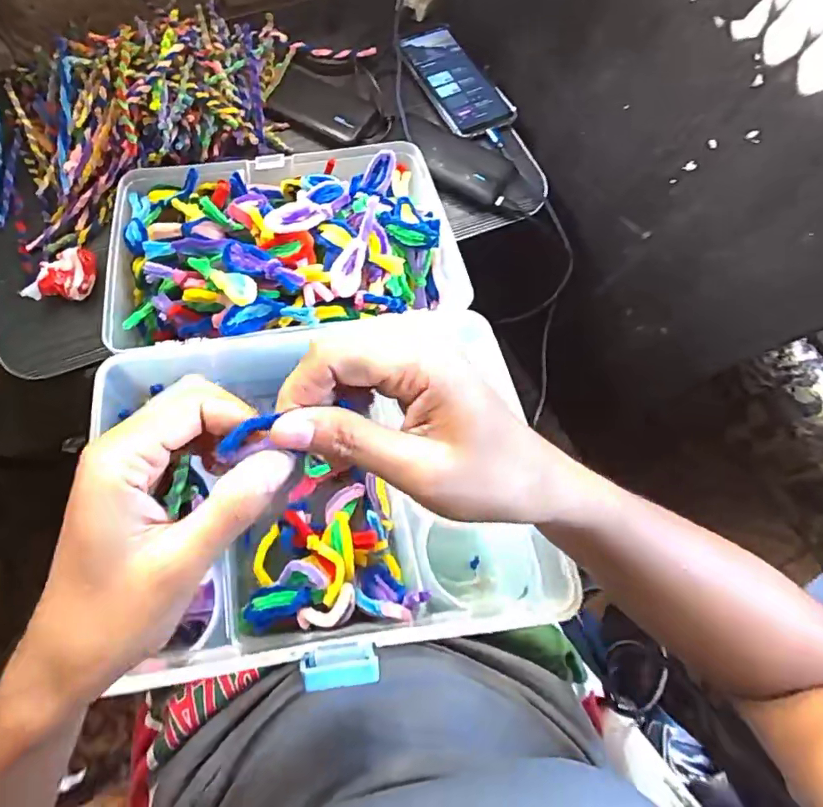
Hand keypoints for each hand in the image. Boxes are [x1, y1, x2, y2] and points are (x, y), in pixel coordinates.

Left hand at [11, 376, 295, 705]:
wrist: (64, 660)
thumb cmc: (117, 618)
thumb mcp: (182, 564)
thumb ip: (233, 506)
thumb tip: (282, 458)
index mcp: (119, 457)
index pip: (191, 404)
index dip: (239, 418)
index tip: (277, 452)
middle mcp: (116, 446)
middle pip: (186, 401)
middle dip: (232, 422)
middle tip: (268, 462)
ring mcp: (119, 461)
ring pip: (182, 420)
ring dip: (221, 437)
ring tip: (252, 473)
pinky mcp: (126, 479)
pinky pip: (173, 446)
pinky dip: (206, 454)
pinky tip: (224, 481)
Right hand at [267, 318, 588, 524]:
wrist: (539, 483)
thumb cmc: (490, 483)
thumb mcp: (417, 471)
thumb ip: (350, 442)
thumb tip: (283, 429)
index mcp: (421, 358)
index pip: (334, 353)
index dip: (299, 392)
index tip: (285, 440)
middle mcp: (415, 338)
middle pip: (333, 350)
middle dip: (308, 397)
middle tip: (305, 448)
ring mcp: (415, 347)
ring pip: (342, 358)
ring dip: (324, 400)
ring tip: (327, 445)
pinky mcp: (414, 362)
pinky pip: (362, 368)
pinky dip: (344, 398)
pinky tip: (349, 430)